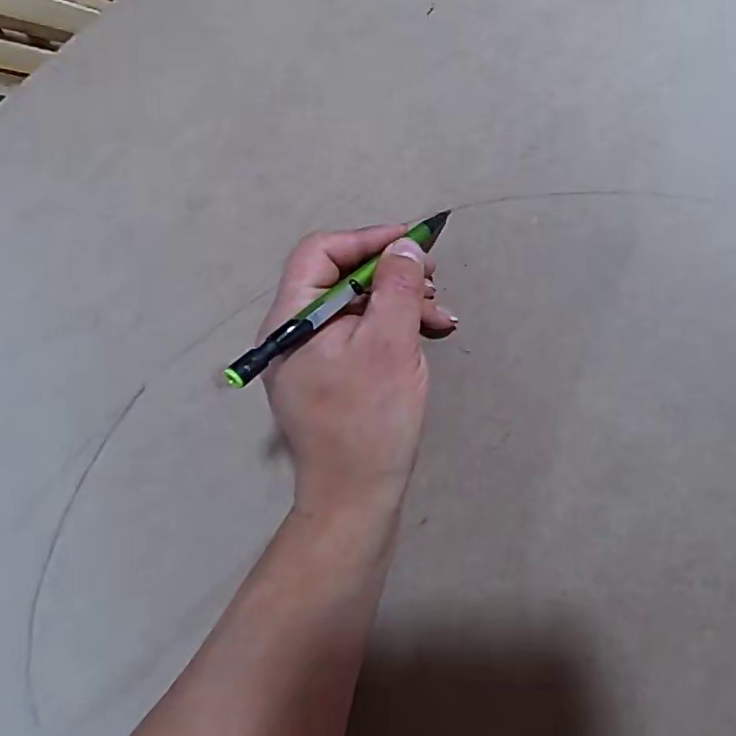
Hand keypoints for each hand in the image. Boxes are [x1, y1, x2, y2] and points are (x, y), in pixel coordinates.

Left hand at [260, 224, 458, 515]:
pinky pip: (366, 335)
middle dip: (394, 275)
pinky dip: (398, 330)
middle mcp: (297, 332)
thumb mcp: (391, 345)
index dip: (369, 239)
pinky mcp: (335, 376)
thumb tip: (405, 246)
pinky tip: (429, 337)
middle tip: (434, 283)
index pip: (322, 253)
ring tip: (442, 320)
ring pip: (361, 307)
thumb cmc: (371, 419)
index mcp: (294, 319)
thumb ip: (398, 288)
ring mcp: (315, 356)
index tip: (414, 244)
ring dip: (404, 303)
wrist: (357, 495)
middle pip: (344, 278)